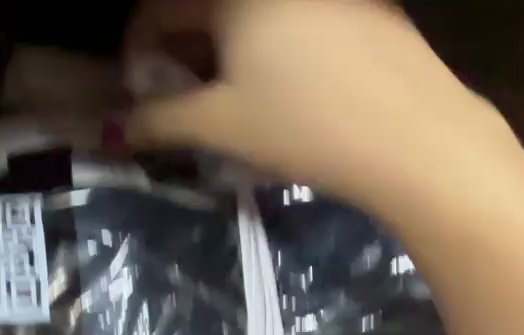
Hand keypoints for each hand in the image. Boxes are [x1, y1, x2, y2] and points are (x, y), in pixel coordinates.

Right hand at [121, 0, 523, 215]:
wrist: (410, 133)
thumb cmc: (301, 123)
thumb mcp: (218, 125)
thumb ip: (158, 120)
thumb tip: (113, 131)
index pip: (159, 6)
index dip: (137, 51)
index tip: (138, 95)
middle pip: (206, 7)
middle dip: (179, 52)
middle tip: (178, 104)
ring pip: (249, 14)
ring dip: (221, 51)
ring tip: (226, 103)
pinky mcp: (361, 3)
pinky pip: (291, 17)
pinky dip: (266, 45)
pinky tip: (277, 90)